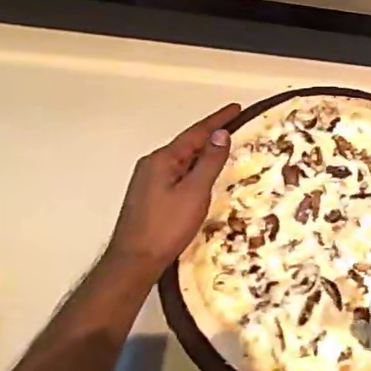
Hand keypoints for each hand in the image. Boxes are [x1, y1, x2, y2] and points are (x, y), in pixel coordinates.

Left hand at [102, 103, 240, 274]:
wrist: (134, 262)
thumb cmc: (165, 227)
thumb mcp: (194, 192)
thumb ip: (209, 161)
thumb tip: (220, 135)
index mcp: (162, 159)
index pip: (196, 133)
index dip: (218, 120)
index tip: (236, 108)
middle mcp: (153, 165)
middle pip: (188, 144)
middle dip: (211, 135)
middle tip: (236, 126)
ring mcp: (149, 181)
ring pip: (183, 159)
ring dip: (204, 153)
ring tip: (226, 148)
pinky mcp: (150, 196)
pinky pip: (178, 173)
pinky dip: (195, 168)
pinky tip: (205, 176)